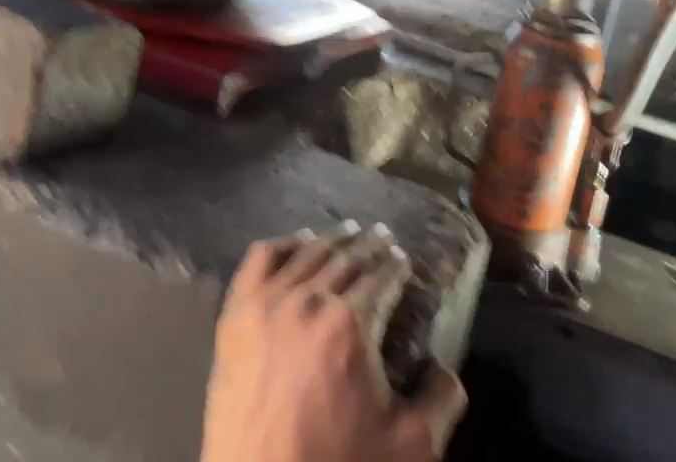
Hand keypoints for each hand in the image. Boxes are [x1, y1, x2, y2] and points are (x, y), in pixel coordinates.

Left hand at [201, 222, 467, 461]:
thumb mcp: (411, 445)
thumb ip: (442, 398)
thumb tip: (442, 366)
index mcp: (351, 323)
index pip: (382, 276)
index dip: (397, 266)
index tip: (405, 262)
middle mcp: (308, 301)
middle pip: (346, 258)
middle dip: (370, 246)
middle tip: (384, 239)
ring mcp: (265, 306)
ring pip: (306, 252)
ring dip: (332, 240)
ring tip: (346, 234)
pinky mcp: (232, 319)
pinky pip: (258, 261)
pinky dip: (282, 244)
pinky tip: (295, 243)